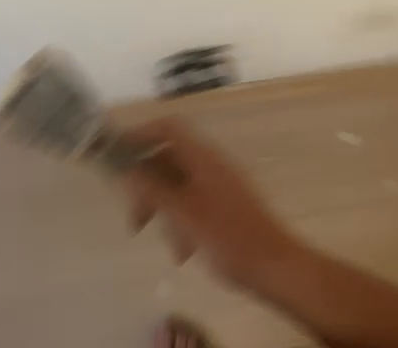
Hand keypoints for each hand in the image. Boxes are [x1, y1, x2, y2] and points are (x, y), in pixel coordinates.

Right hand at [117, 116, 305, 291]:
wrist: (278, 269)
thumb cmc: (228, 238)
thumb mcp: (183, 214)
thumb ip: (153, 188)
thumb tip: (126, 169)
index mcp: (202, 157)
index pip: (168, 128)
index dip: (141, 135)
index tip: (119, 156)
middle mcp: (212, 164)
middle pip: (170, 160)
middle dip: (148, 186)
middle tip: (133, 217)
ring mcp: (222, 185)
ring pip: (181, 186)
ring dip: (166, 210)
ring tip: (165, 244)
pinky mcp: (229, 206)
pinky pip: (195, 203)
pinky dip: (183, 222)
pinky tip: (183, 252)